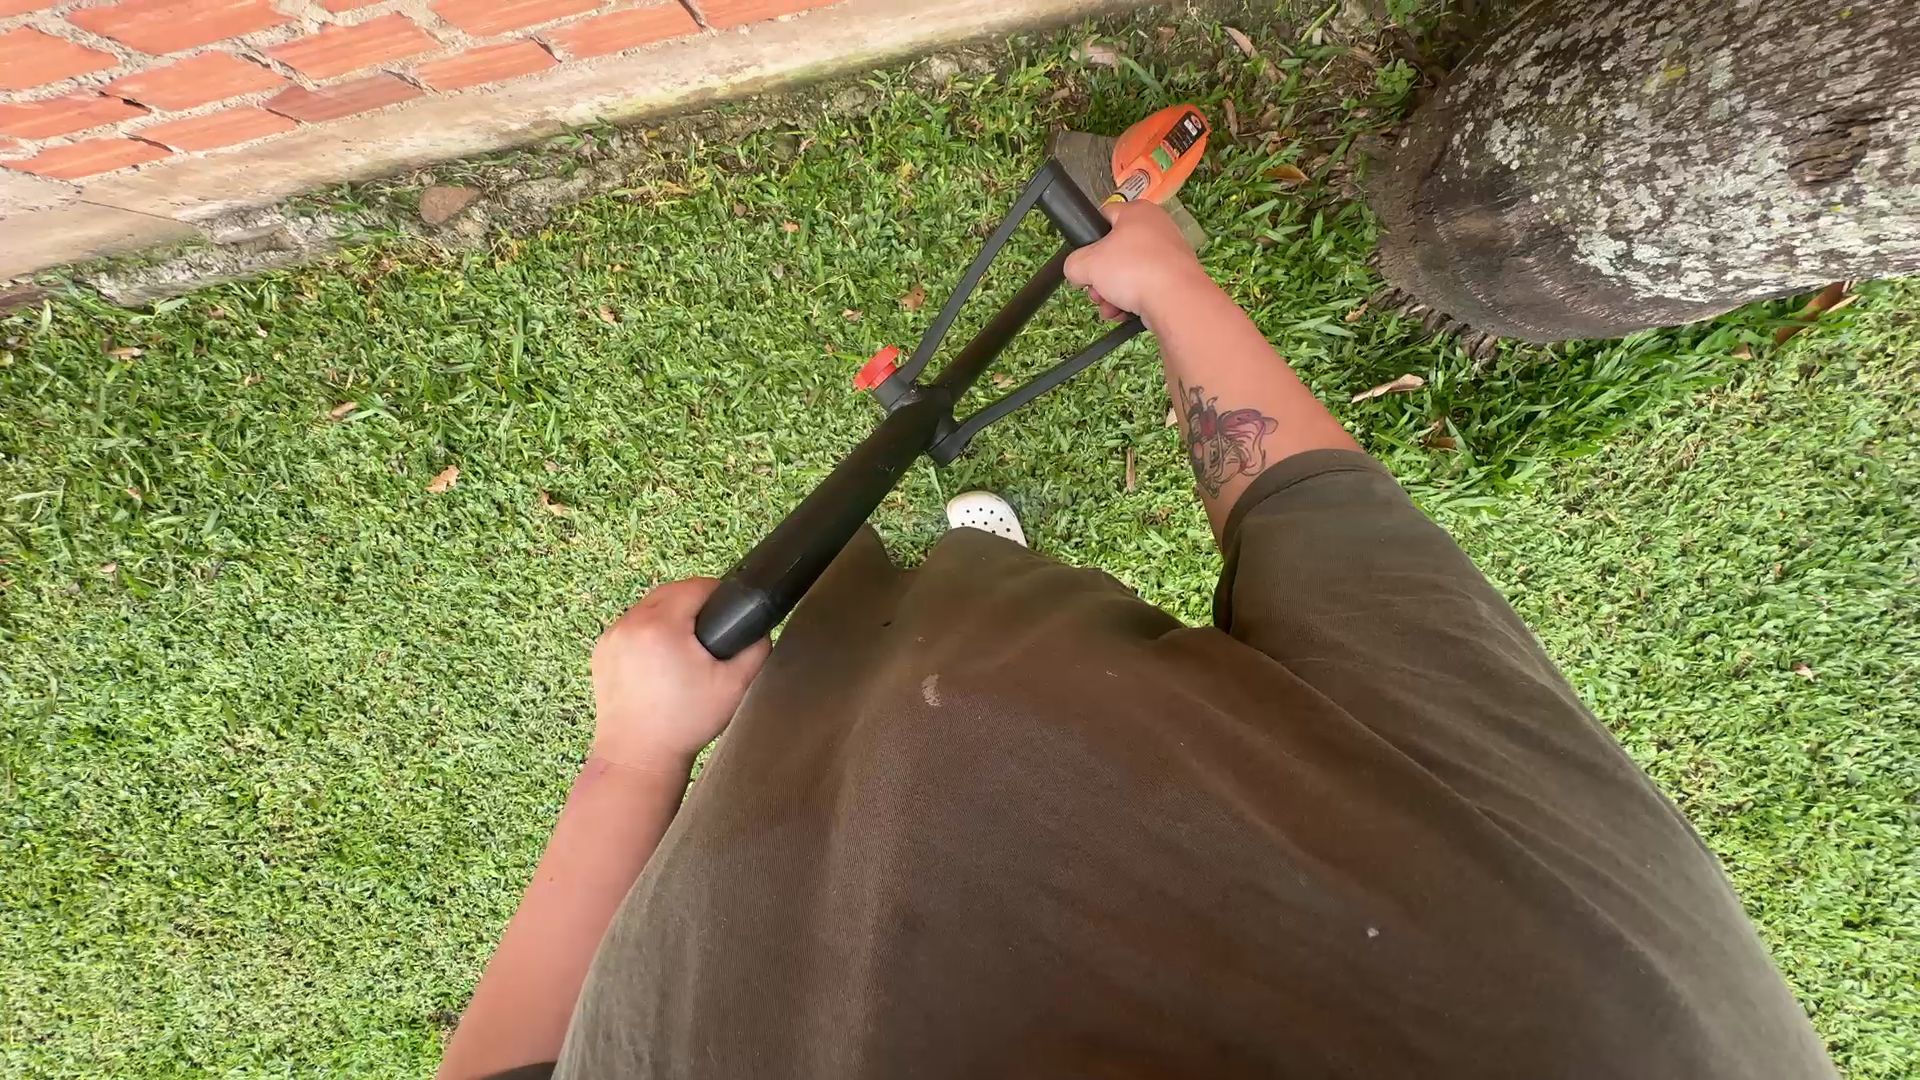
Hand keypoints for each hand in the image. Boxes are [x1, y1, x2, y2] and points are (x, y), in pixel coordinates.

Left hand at [590, 578, 770, 773]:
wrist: (639, 756)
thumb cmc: (686, 721)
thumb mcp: (736, 684)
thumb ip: (756, 648)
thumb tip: (759, 629)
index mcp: (661, 625)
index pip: (696, 586)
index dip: (719, 594)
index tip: (730, 613)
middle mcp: (630, 624)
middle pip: (670, 591)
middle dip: (695, 602)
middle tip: (714, 629)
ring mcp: (612, 637)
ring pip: (649, 606)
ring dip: (671, 613)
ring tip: (689, 642)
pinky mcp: (602, 652)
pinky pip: (632, 625)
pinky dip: (650, 630)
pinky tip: (664, 653)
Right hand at [1062, 201, 1214, 330]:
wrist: (1175, 299)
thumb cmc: (1131, 269)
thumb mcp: (1087, 264)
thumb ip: (1073, 264)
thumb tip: (1077, 271)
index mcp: (1136, 211)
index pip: (1103, 217)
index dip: (1088, 240)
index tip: (1084, 262)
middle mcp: (1155, 227)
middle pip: (1114, 252)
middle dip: (1099, 277)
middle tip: (1094, 291)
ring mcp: (1168, 253)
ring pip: (1128, 273)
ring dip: (1112, 294)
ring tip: (1109, 308)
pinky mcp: (1175, 277)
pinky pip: (1144, 287)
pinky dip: (1131, 301)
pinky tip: (1124, 313)